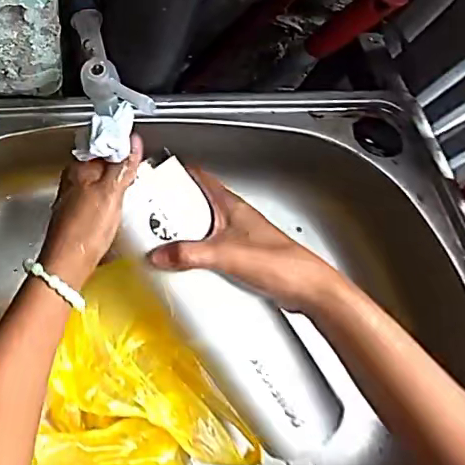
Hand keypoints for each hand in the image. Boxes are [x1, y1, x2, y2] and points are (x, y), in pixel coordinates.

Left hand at [39, 135, 143, 287]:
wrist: (67, 266)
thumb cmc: (84, 230)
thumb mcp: (111, 193)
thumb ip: (122, 167)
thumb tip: (133, 142)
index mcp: (77, 168)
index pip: (102, 144)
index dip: (122, 147)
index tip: (138, 153)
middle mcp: (72, 180)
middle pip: (102, 164)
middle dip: (121, 167)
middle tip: (139, 174)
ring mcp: (75, 198)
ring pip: (101, 182)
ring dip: (118, 185)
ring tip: (134, 191)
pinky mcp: (79, 216)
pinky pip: (100, 199)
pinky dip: (112, 201)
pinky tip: (121, 210)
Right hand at [148, 167, 343, 313]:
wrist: (310, 291)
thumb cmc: (282, 264)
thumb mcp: (225, 255)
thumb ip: (190, 254)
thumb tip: (160, 254)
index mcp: (231, 205)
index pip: (200, 178)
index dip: (178, 173)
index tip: (157, 177)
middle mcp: (235, 218)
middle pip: (198, 205)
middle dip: (175, 209)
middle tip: (153, 217)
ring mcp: (239, 238)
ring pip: (205, 229)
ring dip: (187, 234)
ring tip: (167, 244)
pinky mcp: (242, 259)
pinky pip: (212, 251)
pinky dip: (198, 256)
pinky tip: (191, 268)